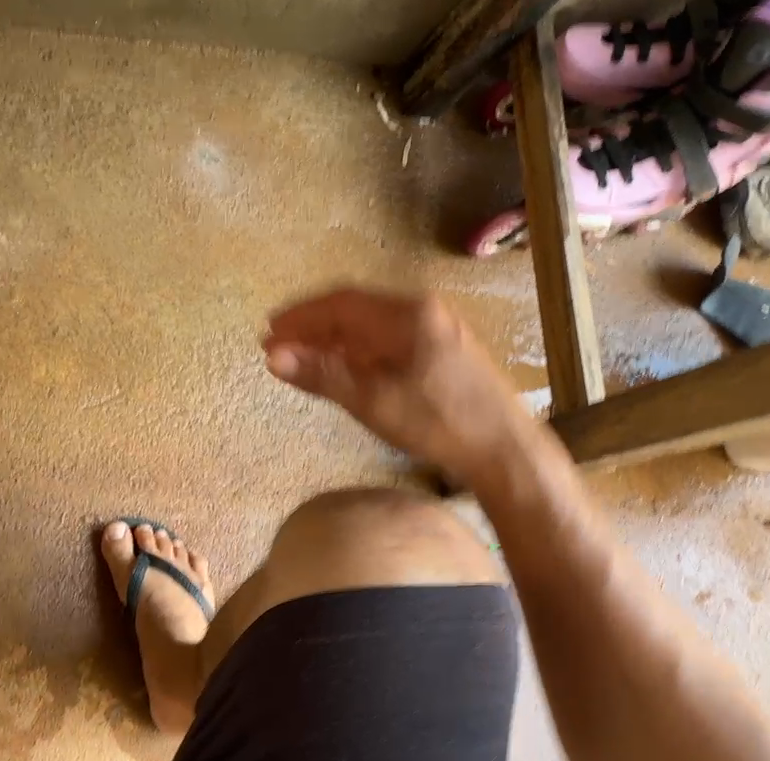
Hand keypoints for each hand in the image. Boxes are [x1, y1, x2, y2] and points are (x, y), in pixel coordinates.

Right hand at [263, 289, 534, 486]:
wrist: (502, 448)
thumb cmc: (437, 421)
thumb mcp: (371, 400)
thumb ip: (321, 374)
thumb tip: (272, 357)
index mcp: (407, 314)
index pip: (339, 303)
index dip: (299, 317)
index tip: (267, 332)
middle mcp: (421, 312)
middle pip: (353, 311)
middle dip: (310, 328)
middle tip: (274, 347)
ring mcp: (432, 331)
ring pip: (367, 327)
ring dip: (329, 341)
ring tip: (297, 359)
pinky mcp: (437, 352)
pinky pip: (383, 341)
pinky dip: (352, 352)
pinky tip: (336, 369)